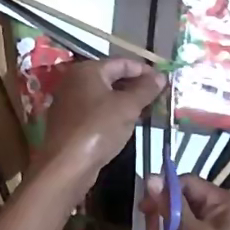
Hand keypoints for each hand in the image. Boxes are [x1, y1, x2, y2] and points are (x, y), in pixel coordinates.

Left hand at [38, 58, 165, 184]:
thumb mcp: (129, 106)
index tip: (163, 81)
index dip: (145, 70)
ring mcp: (69, 102)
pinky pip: (96, 110)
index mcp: (87, 70)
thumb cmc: (99, 128)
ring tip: (147, 109)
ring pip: (105, 95)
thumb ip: (146, 89)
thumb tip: (161, 76)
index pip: (123, 62)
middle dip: (136, 86)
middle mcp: (74, 81)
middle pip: (112, 77)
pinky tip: (128, 123)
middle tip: (157, 95)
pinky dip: (113, 112)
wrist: (67, 166)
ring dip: (126, 100)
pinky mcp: (69, 122)